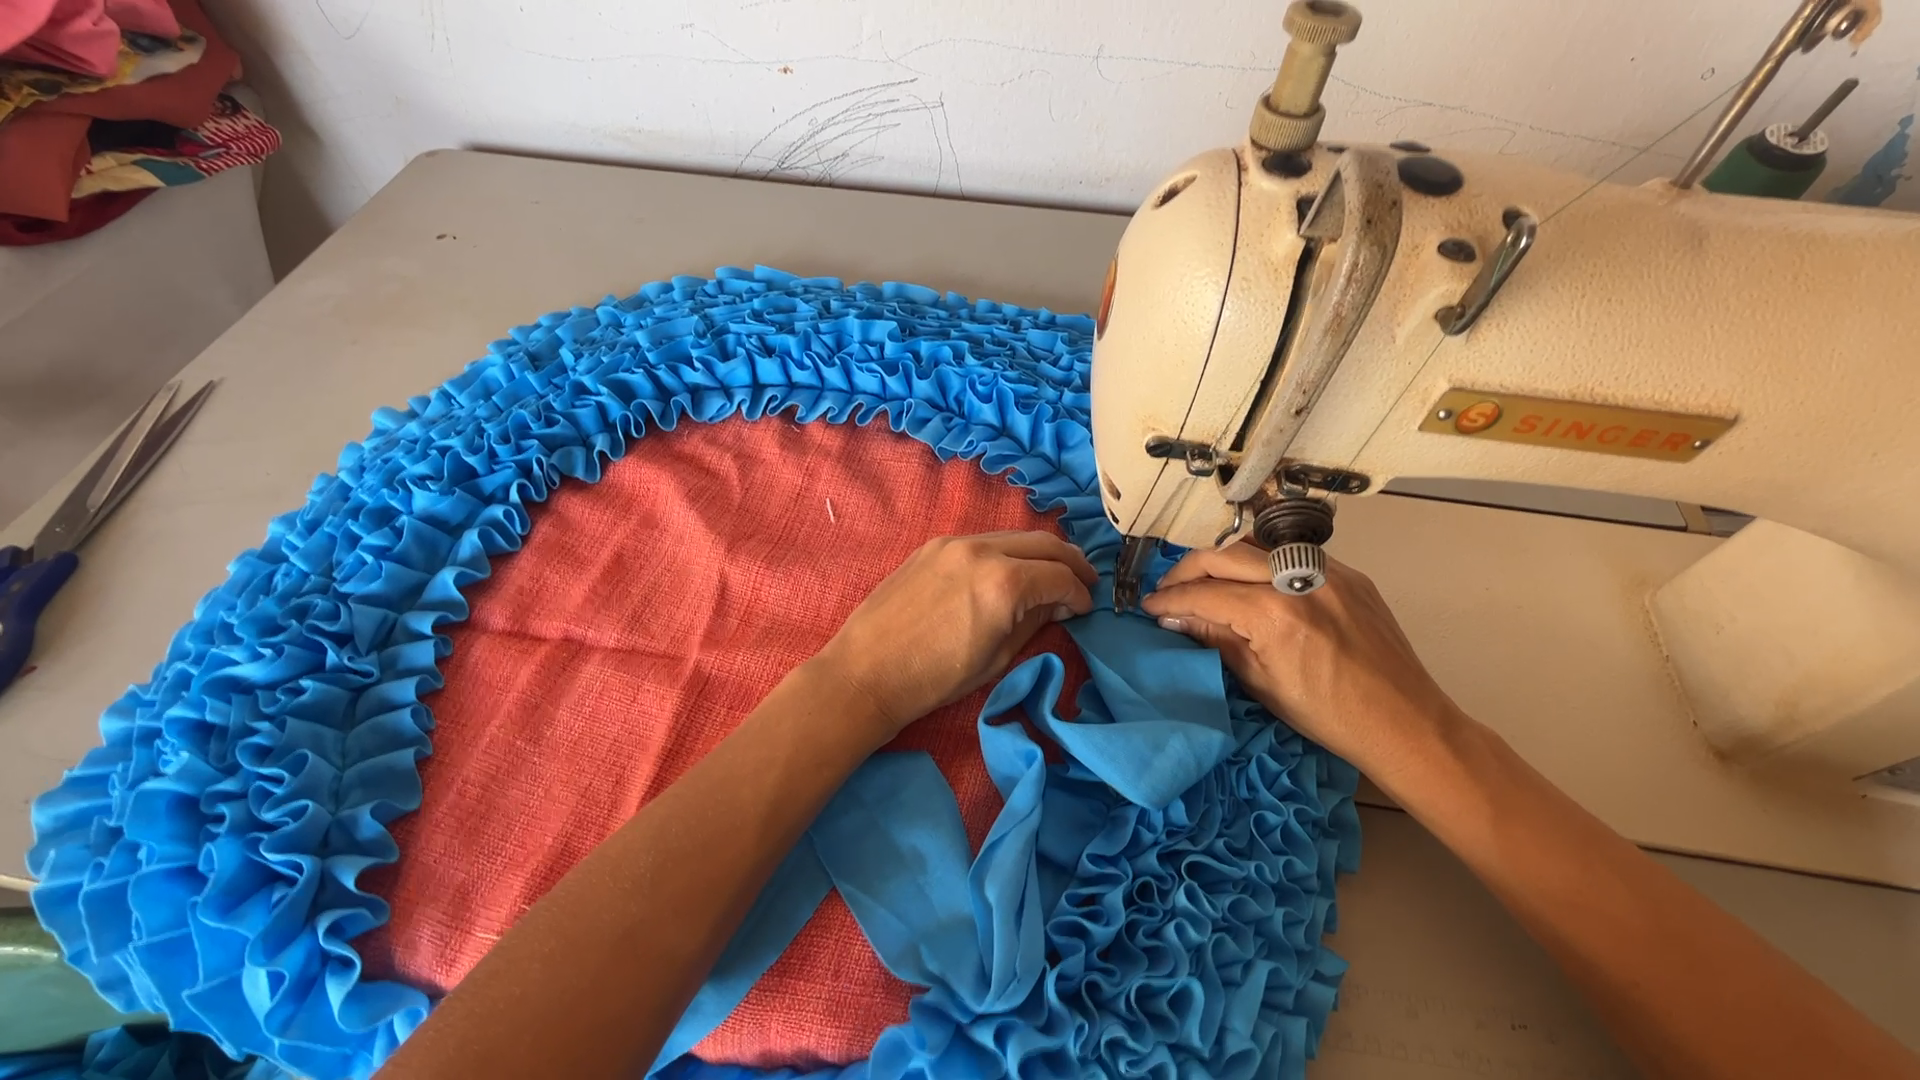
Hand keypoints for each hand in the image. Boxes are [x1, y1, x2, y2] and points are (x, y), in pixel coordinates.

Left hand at [814, 531, 1097, 738]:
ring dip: (1039, 553)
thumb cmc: (934, 679)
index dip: (1080, 594)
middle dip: (1071, 562)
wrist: (867, 671)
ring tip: (1050, 575)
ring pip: (1013, 536)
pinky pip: (983, 541)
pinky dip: (1006, 552)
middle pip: (1044, 543)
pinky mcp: (933, 546)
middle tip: (1084, 581)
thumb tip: (1056, 605)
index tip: (1085, 608)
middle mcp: (983, 552)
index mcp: (1004, 584)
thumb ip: (1034, 624)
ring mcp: (955, 543)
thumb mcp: (996, 660)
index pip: (1060, 577)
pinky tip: (1008, 572)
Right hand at [1141, 543, 1464, 780]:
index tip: (1148, 607)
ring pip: (1257, 545)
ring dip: (1222, 559)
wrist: (1404, 721)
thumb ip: (1216, 639)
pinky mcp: (1350, 574)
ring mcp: (1329, 571)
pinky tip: (1251, 585)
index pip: (1205, 593)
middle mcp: (1300, 578)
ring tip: (1204, 581)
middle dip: (1187, 570)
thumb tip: (1175, 618)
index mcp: (1274, 614)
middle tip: (1168, 591)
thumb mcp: (1260, 682)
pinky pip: (1292, 555)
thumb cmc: (1327, 715)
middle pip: (1224, 555)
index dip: (1170, 599)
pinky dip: (1261, 564)